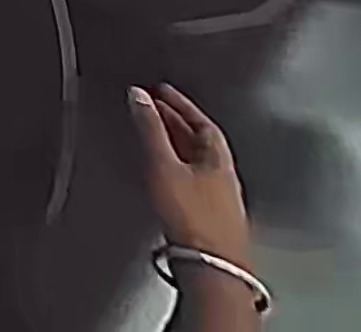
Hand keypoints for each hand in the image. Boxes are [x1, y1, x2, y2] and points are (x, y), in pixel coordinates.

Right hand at [129, 84, 250, 266]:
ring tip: (151, 131)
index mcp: (218, 158)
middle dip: (173, 119)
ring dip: (172, 140)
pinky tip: (160, 167)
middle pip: (197, 138)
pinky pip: (189, 175)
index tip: (162, 89)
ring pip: (193, 158)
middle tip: (152, 104)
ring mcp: (217, 196)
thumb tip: (138, 95)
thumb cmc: (193, 217)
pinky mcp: (207, 214)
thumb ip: (149, 127)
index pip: (200, 120)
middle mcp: (222, 175)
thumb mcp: (163, 163)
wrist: (209, 269)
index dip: (179, 102)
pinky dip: (172, 161)